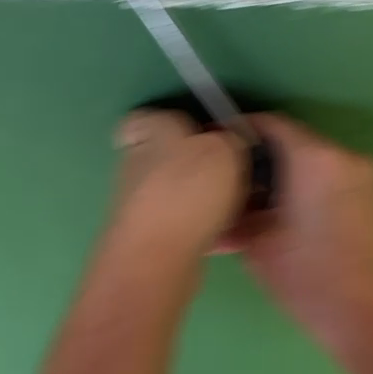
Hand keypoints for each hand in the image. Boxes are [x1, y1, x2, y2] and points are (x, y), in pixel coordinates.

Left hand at [109, 110, 245, 255]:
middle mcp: (137, 163)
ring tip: (235, 211)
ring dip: (201, 201)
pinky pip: (180, 226)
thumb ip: (230, 141)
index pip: (148, 117)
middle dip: (194, 165)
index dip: (170, 122)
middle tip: (229, 176)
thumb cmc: (189, 191)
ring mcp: (137, 203)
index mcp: (152, 131)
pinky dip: (201, 231)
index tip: (195, 132)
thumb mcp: (225, 151)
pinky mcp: (145, 237)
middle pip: (166, 156)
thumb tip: (229, 142)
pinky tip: (226, 240)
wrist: (157, 256)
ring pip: (174, 194)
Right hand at [236, 115, 372, 355]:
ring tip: (250, 208)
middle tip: (227, 185)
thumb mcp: (259, 246)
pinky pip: (331, 181)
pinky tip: (282, 220)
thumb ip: (236, 215)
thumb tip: (218, 206)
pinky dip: (305, 190)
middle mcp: (345, 157)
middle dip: (258, 160)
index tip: (214, 149)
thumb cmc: (312, 280)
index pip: (270, 124)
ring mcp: (366, 178)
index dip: (238, 131)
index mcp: (316, 158)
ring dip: (282, 178)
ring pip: (313, 164)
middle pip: (293, 143)